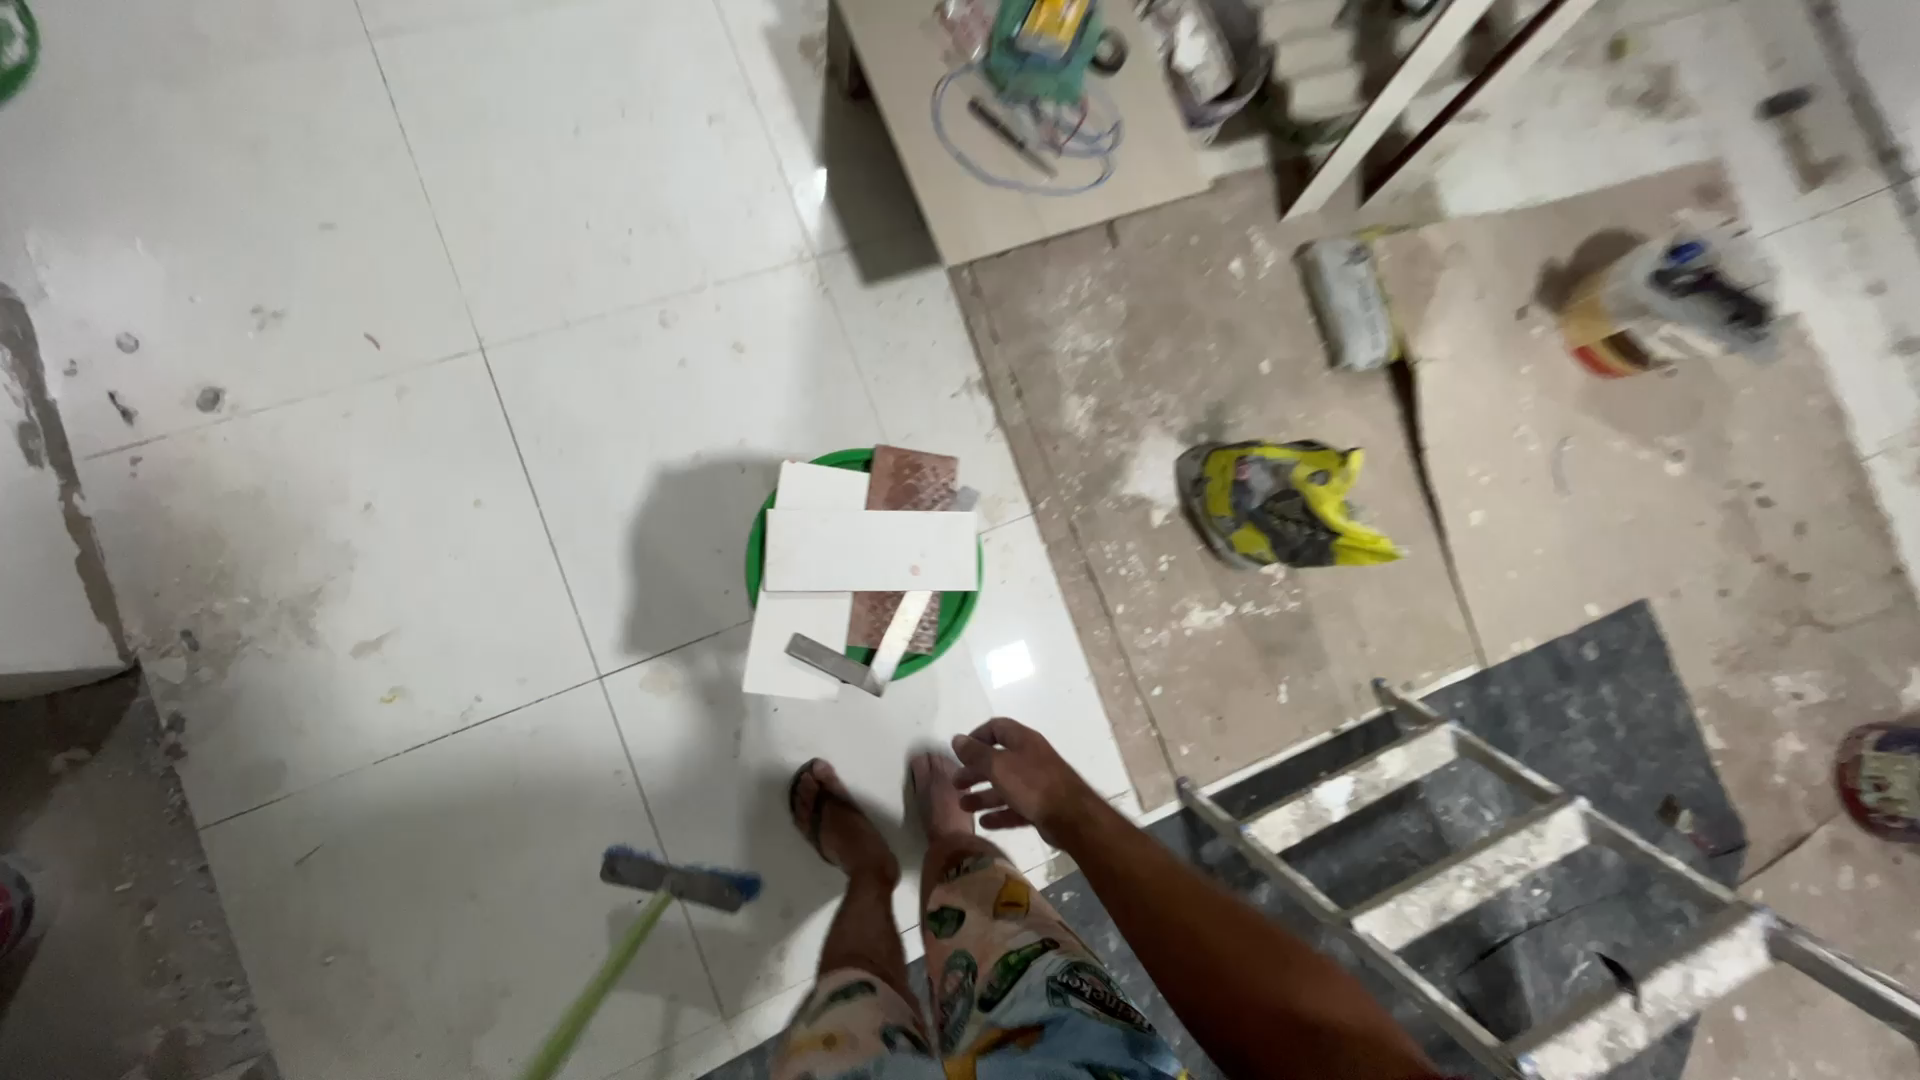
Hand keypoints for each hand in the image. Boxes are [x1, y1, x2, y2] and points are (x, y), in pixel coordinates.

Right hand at [951, 717, 1103, 845]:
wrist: (1071, 817)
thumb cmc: (1032, 783)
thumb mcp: (998, 765)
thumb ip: (976, 753)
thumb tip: (957, 739)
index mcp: (1022, 740)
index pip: (996, 728)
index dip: (976, 737)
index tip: (960, 752)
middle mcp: (1030, 758)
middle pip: (997, 760)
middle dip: (975, 771)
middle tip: (957, 783)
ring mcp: (1036, 783)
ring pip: (1005, 786)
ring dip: (983, 795)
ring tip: (964, 805)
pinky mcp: (1040, 806)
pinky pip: (1015, 807)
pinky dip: (999, 813)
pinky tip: (984, 822)